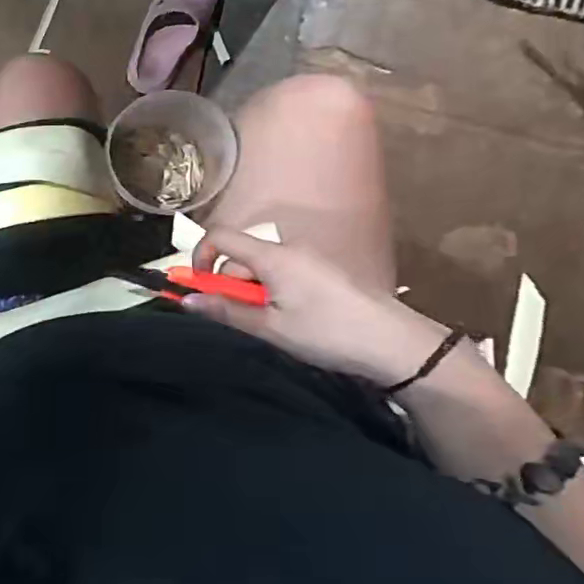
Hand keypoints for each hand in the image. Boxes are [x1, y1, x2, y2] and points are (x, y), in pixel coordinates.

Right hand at [183, 226, 450, 384]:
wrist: (398, 346)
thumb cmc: (328, 334)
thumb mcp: (270, 328)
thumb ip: (226, 311)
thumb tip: (185, 301)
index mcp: (273, 256)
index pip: (220, 237)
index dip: (200, 256)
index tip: (198, 287)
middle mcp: (290, 249)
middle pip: (242, 256)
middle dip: (229, 284)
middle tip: (239, 318)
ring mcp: (311, 259)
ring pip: (263, 268)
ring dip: (253, 291)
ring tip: (270, 325)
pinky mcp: (326, 273)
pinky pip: (284, 274)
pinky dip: (274, 292)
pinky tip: (291, 320)